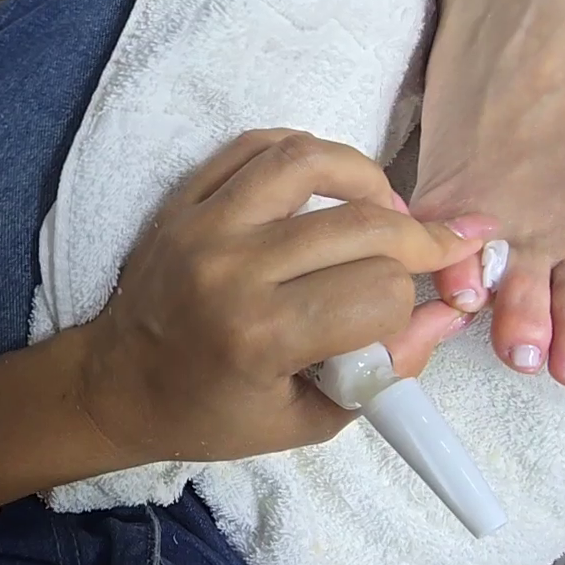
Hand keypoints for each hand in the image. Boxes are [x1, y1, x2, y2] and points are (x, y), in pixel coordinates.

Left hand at [76, 131, 492, 465]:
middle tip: (431, 249)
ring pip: (307, 160)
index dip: (409, 302)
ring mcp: (201, 225)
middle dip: (416, 238)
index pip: (379, 291)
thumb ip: (388, 369)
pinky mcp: (181, 202)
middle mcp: (230, 269)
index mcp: (260, 336)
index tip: (411, 308)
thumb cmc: (209, 414)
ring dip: (366, 177)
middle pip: (360, 224)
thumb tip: (448, 311)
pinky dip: (302, 152)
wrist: (116, 385)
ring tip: (383, 208)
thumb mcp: (308, 419)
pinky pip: (252, 146)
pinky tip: (324, 183)